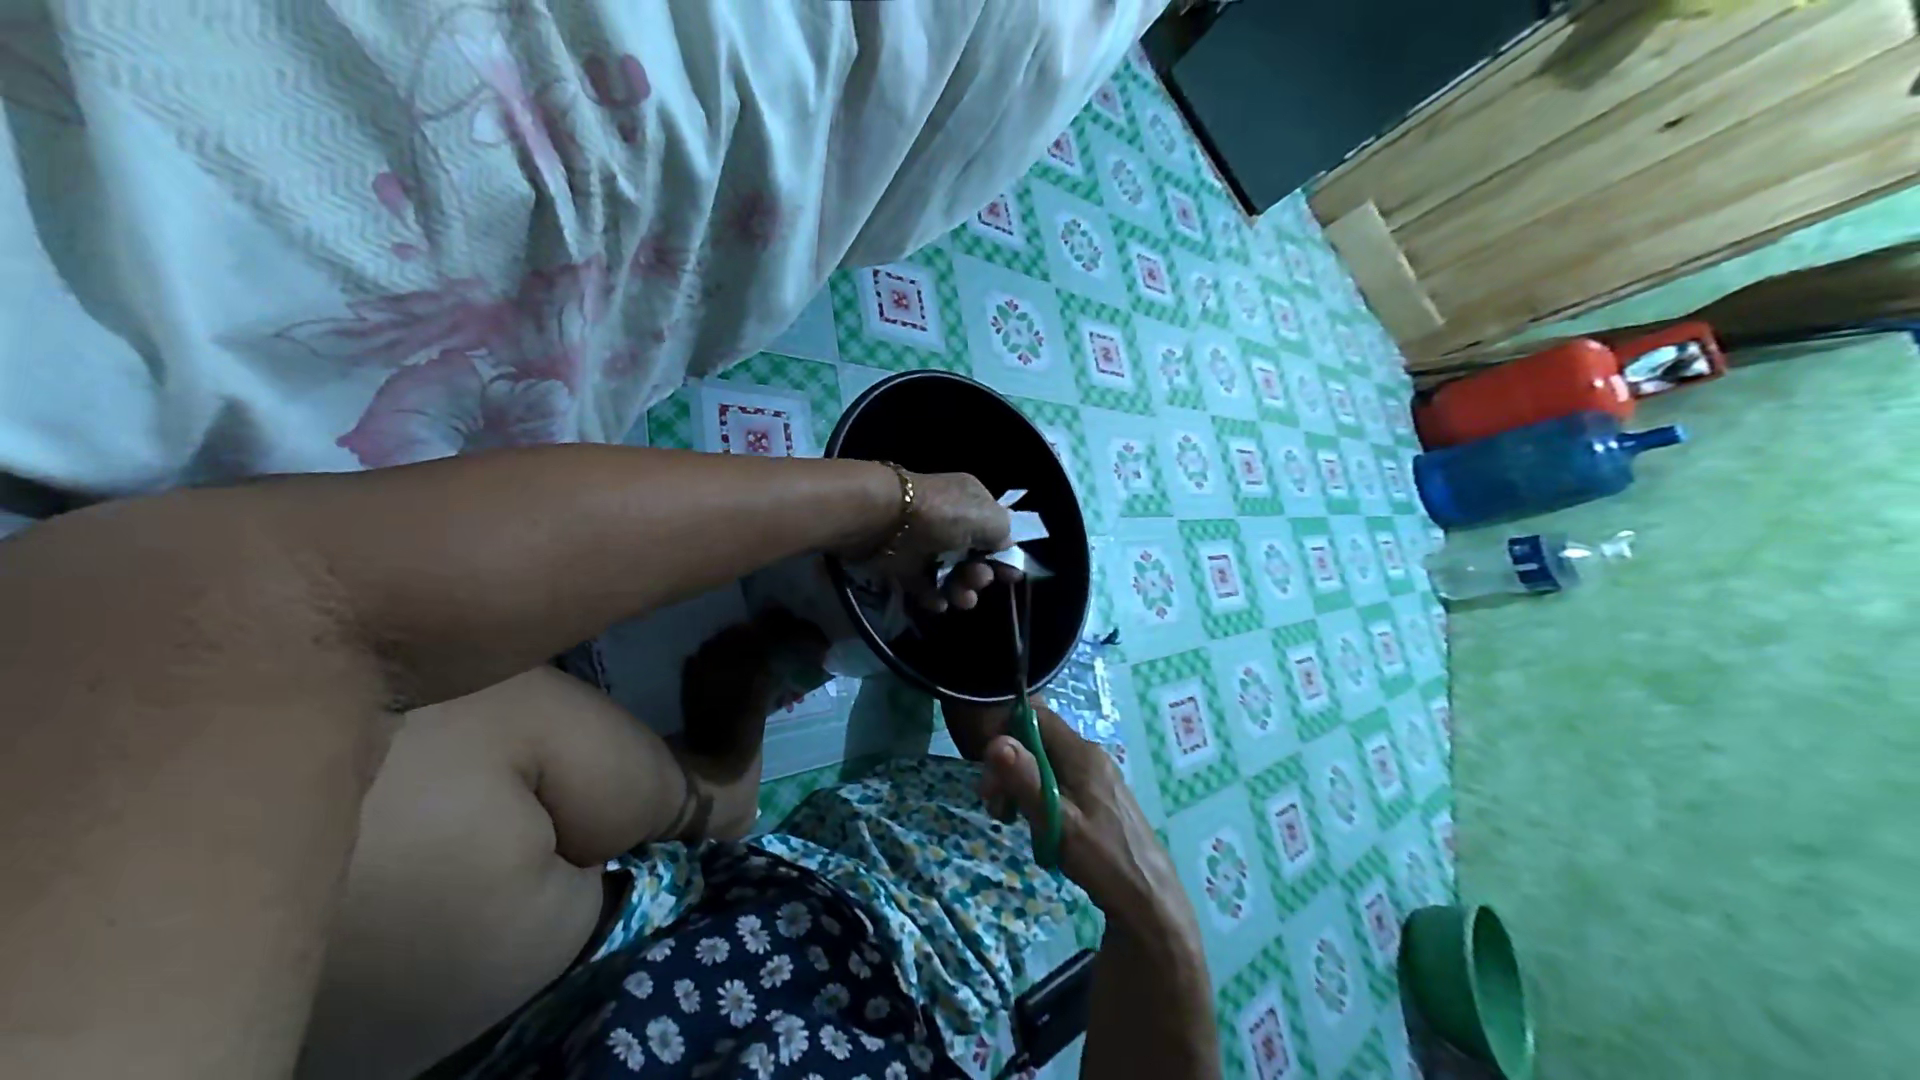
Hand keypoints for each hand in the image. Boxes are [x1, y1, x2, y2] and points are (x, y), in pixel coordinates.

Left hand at [870, 470, 1013, 612]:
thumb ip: (1004, 532)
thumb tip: (1004, 544)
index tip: (1012, 575)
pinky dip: (934, 596)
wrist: (884, 520)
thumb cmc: (943, 514)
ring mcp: (926, 544)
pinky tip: (939, 602)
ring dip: (961, 590)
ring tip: (960, 598)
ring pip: (951, 574)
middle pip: (973, 556)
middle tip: (978, 579)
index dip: (1005, 553)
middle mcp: (949, 521)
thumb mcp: (987, 517)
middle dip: (981, 574)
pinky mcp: (904, 565)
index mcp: (971, 501)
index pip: (994, 529)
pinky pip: (925, 585)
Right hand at [950, 699, 1198, 932]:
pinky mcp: (1099, 798)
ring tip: (1014, 821)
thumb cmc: (1101, 857)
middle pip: (1039, 742)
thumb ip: (1025, 779)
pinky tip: (1039, 828)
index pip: (1036, 716)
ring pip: (1047, 765)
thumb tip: (995, 742)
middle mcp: (1090, 756)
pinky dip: (1042, 799)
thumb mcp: (1056, 819)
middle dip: (1011, 768)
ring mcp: (1097, 777)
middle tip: (996, 807)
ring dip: (1023, 787)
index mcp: (1081, 753)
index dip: (1007, 733)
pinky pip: (1061, 784)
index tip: (990, 769)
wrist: (1149, 901)